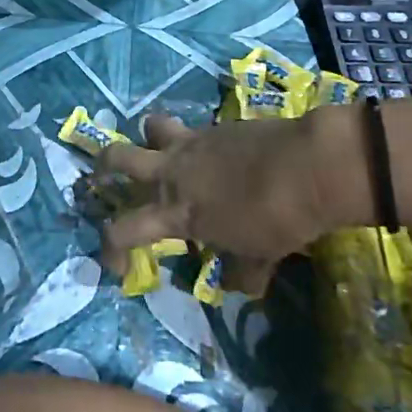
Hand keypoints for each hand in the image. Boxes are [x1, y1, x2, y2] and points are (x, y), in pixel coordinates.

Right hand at [98, 110, 370, 294]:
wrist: (308, 167)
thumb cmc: (281, 220)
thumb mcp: (261, 257)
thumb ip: (242, 271)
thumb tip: (240, 285)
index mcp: (176, 212)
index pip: (124, 230)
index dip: (110, 249)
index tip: (116, 265)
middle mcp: (172, 173)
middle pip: (117, 158)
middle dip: (103, 166)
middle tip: (104, 176)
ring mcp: (191, 144)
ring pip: (150, 127)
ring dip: (148, 137)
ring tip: (159, 149)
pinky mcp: (215, 127)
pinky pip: (192, 130)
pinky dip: (194, 141)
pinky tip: (215, 154)